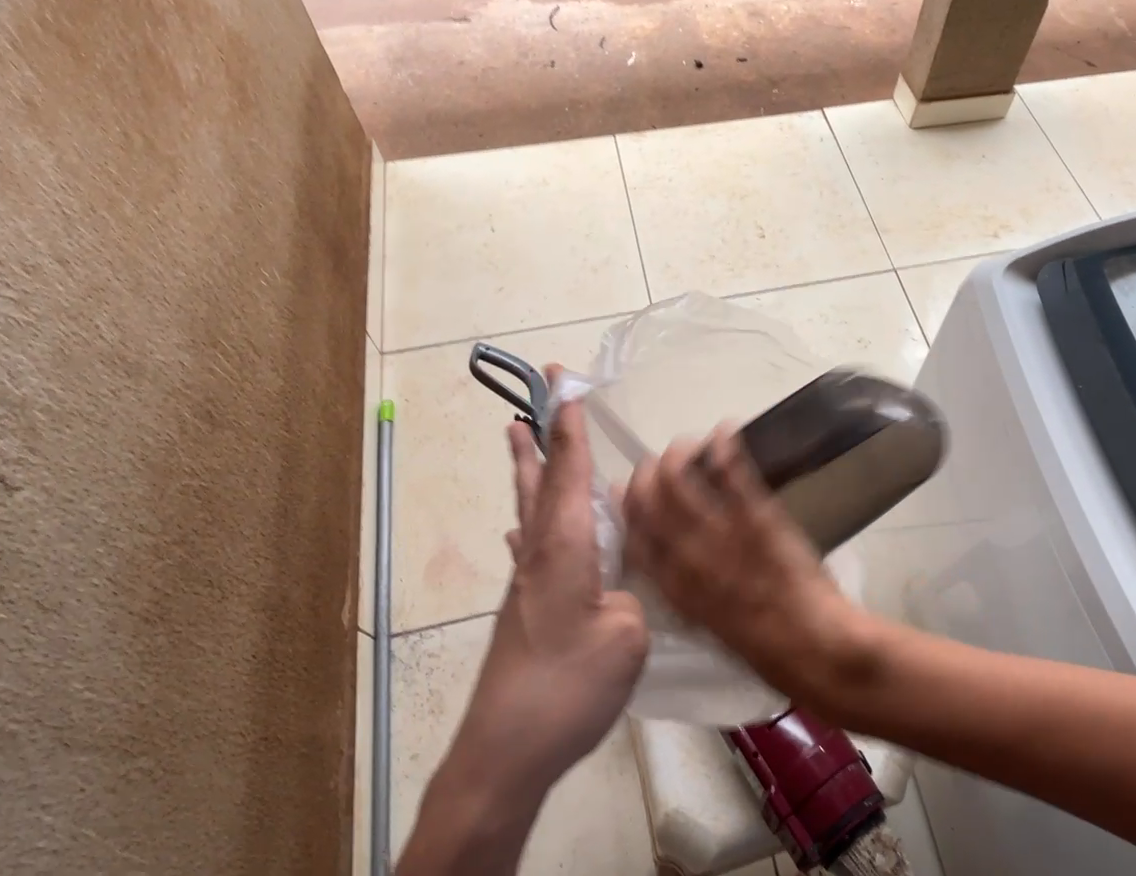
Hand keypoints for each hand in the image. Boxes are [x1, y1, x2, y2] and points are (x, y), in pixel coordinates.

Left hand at [450, 379, 649, 797]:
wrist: (506, 748)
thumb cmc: (568, 685)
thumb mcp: (625, 637)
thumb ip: (629, 601)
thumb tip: (616, 597)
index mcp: (565, 548)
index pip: (570, 474)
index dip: (571, 429)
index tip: (566, 386)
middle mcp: (539, 554)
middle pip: (539, 480)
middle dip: (540, 434)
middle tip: (532, 393)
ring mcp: (526, 583)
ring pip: (528, 509)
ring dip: (528, 469)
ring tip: (516, 435)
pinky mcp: (522, 610)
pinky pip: (528, 548)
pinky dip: (529, 523)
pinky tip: (522, 532)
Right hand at [619, 428, 867, 700]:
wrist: (812, 646)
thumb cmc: (765, 649)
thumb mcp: (711, 628)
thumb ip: (688, 594)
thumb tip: (677, 569)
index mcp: (673, 588)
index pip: (633, 536)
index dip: (625, 506)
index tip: (627, 490)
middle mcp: (686, 556)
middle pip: (648, 498)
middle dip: (648, 472)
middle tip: (660, 463)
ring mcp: (719, 533)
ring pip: (678, 478)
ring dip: (680, 453)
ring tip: (690, 445)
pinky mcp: (755, 516)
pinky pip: (730, 471)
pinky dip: (724, 445)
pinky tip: (725, 431)